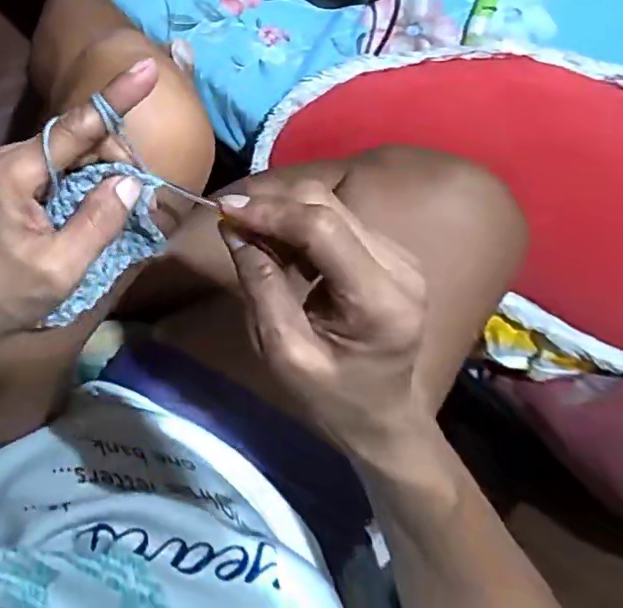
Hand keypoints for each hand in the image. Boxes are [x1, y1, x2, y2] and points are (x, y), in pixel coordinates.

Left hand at [0, 58, 156, 345]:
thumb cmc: (9, 292)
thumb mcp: (60, 267)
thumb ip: (97, 222)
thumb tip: (131, 183)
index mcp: (16, 172)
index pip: (75, 127)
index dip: (114, 99)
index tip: (145, 69)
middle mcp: (15, 157)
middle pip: (82, 135)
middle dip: (116, 158)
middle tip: (137, 201)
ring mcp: (18, 165)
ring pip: (78, 148)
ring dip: (107, 170)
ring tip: (120, 208)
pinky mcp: (25, 177)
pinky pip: (68, 164)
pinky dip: (93, 178)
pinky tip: (104, 202)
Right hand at [218, 185, 430, 463]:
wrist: (382, 418)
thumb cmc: (330, 395)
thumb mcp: (282, 350)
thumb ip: (259, 285)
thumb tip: (232, 228)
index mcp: (379, 300)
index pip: (321, 228)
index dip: (269, 210)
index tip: (223, 210)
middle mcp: (399, 267)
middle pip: (324, 205)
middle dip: (270, 204)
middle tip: (230, 221)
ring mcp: (398, 255)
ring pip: (326, 204)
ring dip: (280, 211)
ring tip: (249, 234)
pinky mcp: (387, 251)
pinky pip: (332, 217)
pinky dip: (294, 222)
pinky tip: (276, 244)